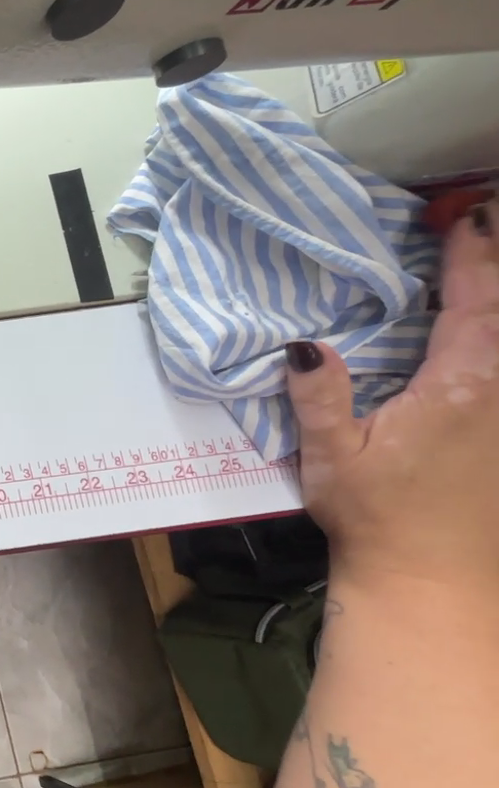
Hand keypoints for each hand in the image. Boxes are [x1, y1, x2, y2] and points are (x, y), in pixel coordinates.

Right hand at [286, 204, 498, 586]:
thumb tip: (307, 342)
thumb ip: (320, 396)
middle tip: (493, 222)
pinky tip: (483, 333)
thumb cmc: (374, 511)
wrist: (433, 571)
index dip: (473, 259)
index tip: (469, 216)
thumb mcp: (331, 455)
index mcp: (457, 388)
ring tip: (490, 270)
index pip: (472, 307)